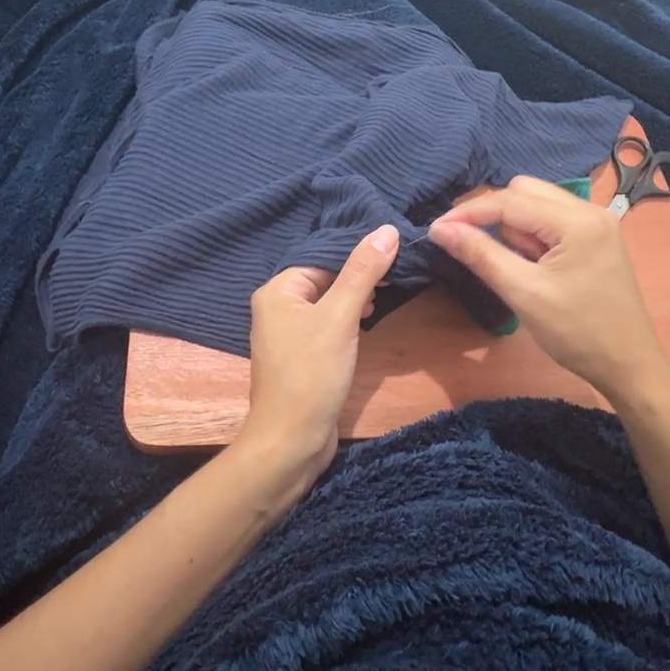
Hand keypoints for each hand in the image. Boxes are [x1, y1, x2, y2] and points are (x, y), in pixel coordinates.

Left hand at [237, 224, 398, 488]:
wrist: (292, 441)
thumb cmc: (311, 373)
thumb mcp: (340, 317)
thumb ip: (363, 272)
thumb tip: (387, 229)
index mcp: (277, 291)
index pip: (322, 257)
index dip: (356, 257)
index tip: (393, 257)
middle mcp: (277, 307)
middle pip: (324, 278)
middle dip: (357, 278)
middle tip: (392, 281)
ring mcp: (288, 334)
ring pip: (328, 303)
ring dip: (354, 300)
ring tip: (380, 302)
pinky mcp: (302, 356)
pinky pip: (327, 325)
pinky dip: (347, 321)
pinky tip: (367, 324)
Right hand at [429, 176, 669, 402]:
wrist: (629, 367)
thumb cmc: (576, 333)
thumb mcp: (523, 293)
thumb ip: (480, 254)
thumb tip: (439, 228)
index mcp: (577, 220)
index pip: (510, 200)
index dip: (469, 212)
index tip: (436, 230)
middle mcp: (590, 209)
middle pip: (524, 191)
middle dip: (495, 216)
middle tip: (477, 250)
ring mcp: (597, 222)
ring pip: (537, 203)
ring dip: (514, 227)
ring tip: (517, 267)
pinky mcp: (596, 237)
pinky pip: (552, 219)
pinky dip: (532, 235)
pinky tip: (532, 265)